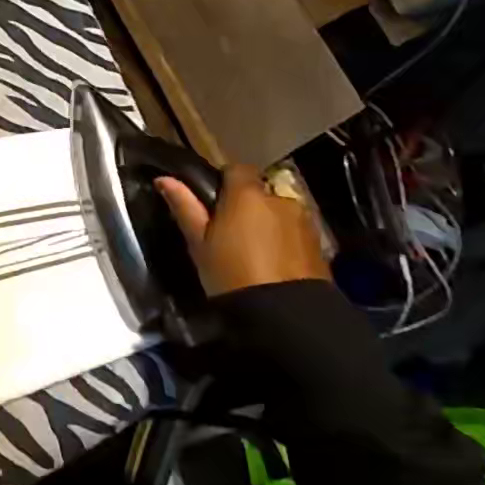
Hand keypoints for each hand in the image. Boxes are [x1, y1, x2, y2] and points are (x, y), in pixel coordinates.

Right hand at [155, 165, 331, 296]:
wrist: (284, 315)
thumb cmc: (231, 275)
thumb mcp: (199, 244)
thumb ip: (185, 207)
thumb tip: (164, 178)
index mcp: (247, 195)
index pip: (236, 170)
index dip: (224, 184)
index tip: (213, 207)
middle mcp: (279, 199)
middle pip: (259, 194)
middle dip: (248, 209)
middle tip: (231, 238)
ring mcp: (304, 221)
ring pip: (279, 215)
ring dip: (268, 227)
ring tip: (255, 258)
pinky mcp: (319, 244)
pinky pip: (295, 235)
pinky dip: (285, 244)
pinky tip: (275, 269)